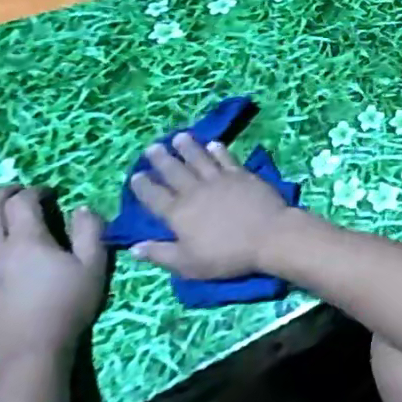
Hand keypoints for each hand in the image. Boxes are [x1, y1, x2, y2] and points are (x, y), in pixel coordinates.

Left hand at [0, 186, 107, 380]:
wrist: (25, 359)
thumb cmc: (65, 310)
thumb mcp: (93, 267)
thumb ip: (90, 232)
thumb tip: (81, 208)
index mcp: (26, 240)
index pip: (22, 201)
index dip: (33, 191)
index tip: (45, 193)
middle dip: (0, 196)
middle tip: (13, 194)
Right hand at [127, 134, 296, 279]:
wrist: (268, 235)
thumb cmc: (226, 255)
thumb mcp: (188, 264)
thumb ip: (160, 254)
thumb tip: (134, 247)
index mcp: (179, 213)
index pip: (155, 197)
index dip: (143, 186)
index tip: (136, 175)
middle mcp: (195, 191)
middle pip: (174, 171)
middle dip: (162, 159)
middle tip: (152, 147)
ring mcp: (219, 179)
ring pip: (199, 158)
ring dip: (188, 147)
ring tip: (179, 136)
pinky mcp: (241, 174)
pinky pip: (226, 158)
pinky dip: (218, 150)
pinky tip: (213, 144)